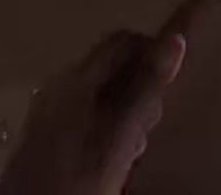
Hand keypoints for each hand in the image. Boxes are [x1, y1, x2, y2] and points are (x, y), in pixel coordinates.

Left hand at [0, 31, 186, 194]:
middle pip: (110, 68)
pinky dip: (107, 132)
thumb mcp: (119, 138)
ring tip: (136, 147)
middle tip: (153, 123)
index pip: (122, 41)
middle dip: (140, 87)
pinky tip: (112, 163)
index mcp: (75, 78)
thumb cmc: (76, 185)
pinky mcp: (43, 146)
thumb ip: (146, 88)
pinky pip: (85, 121)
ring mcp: (48, 117)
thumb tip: (177, 40)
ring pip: (99, 97)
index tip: (172, 82)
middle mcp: (59, 88)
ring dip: (125, 113)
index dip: (151, 51)